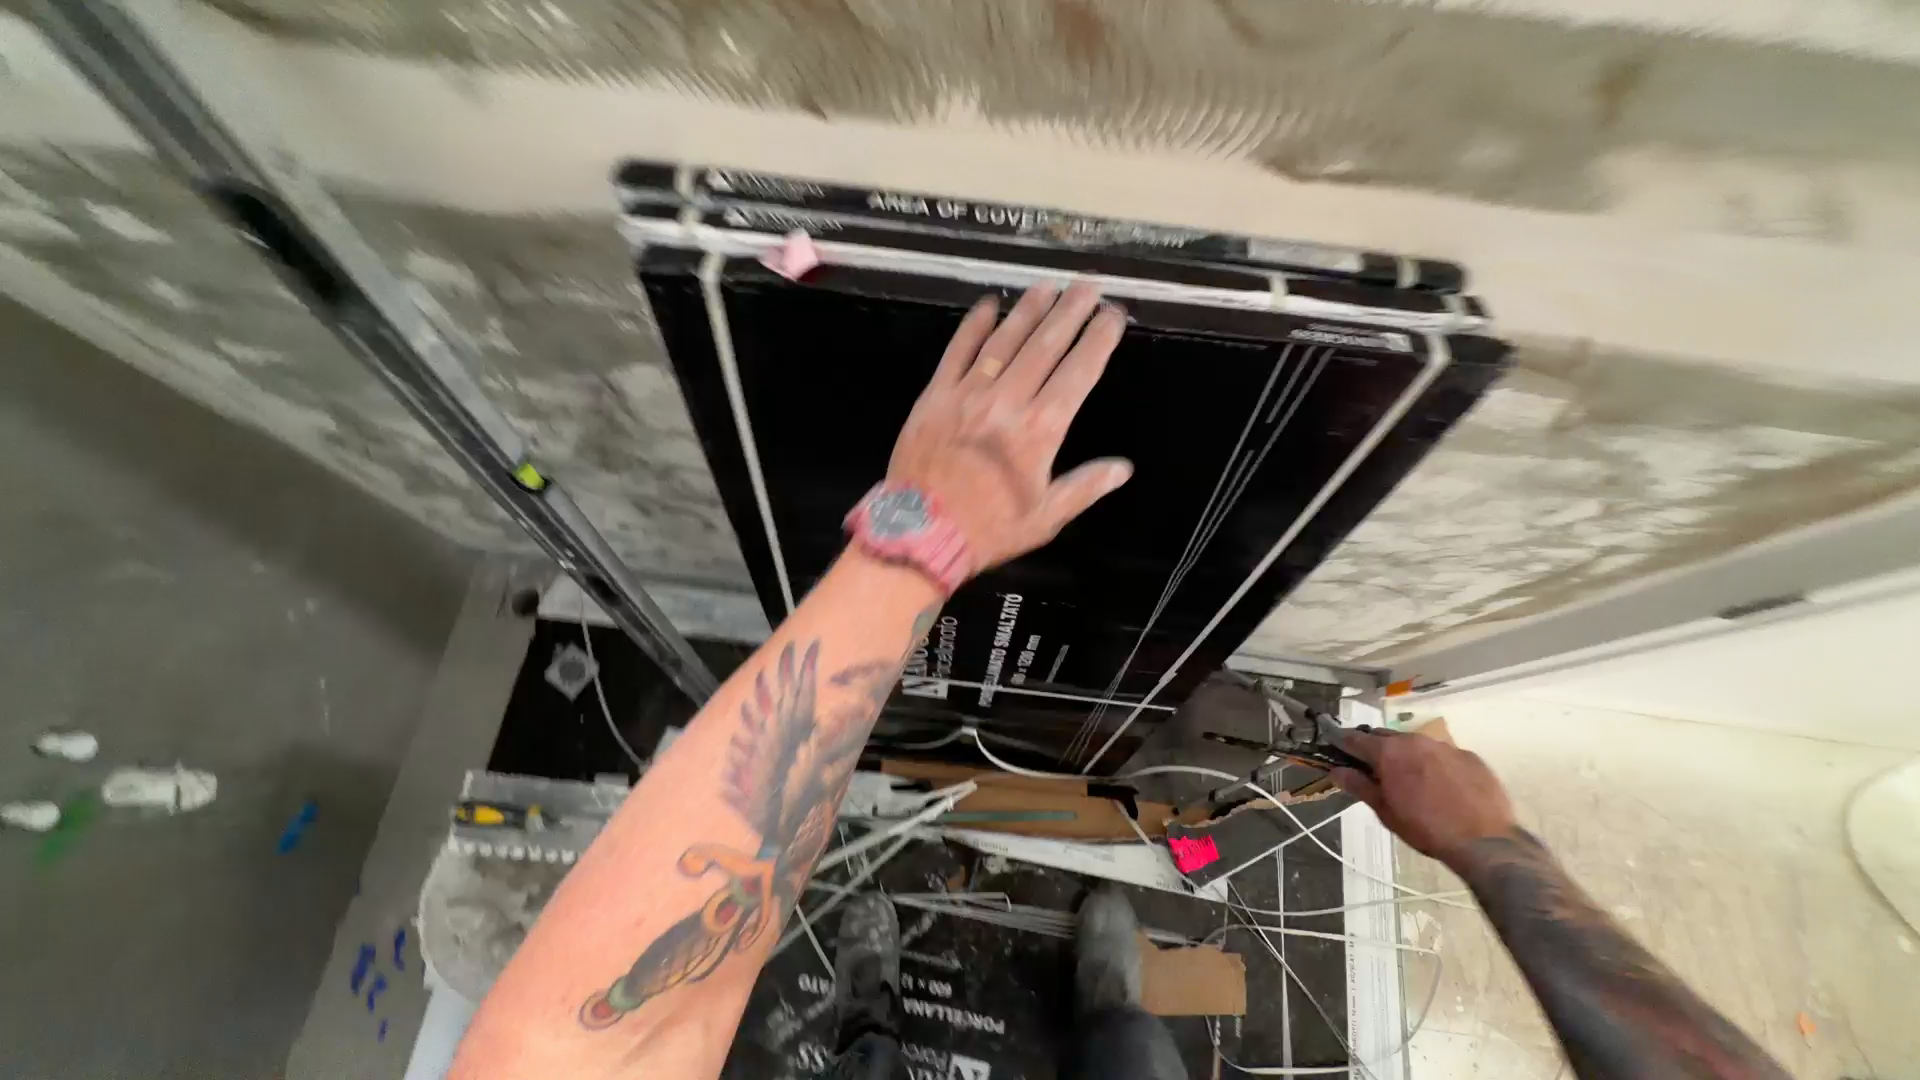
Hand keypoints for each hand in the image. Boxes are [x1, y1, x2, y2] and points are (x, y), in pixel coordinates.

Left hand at [888, 281, 1133, 571]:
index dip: (1098, 340)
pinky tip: (989, 304)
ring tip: (1048, 287)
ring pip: (1004, 341)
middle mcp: (1007, 402)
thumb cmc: (987, 530)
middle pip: (1045, 346)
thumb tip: (1123, 468)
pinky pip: (957, 352)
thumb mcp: (1045, 517)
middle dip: (1070, 312)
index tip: (1113, 316)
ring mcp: (967, 394)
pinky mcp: (934, 396)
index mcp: (1039, 430)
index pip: (1078, 373)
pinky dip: (974, 326)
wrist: (919, 533)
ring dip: (1028, 310)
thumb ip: (1084, 487)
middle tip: (1087, 286)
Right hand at [1329, 729, 1517, 867]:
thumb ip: (1358, 786)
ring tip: (1411, 779)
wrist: (1485, 842)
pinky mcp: (1471, 757)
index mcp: (1388, 752)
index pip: (1353, 738)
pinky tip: (1442, 786)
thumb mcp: (1385, 811)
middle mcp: (1414, 740)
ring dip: (1406, 755)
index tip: (1333, 747)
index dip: (1340, 742)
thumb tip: (1336, 771)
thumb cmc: (1426, 828)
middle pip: (1385, 737)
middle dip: (1375, 749)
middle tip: (1373, 769)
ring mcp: (1445, 746)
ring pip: (1415, 744)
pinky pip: (1444, 755)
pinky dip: (1435, 764)